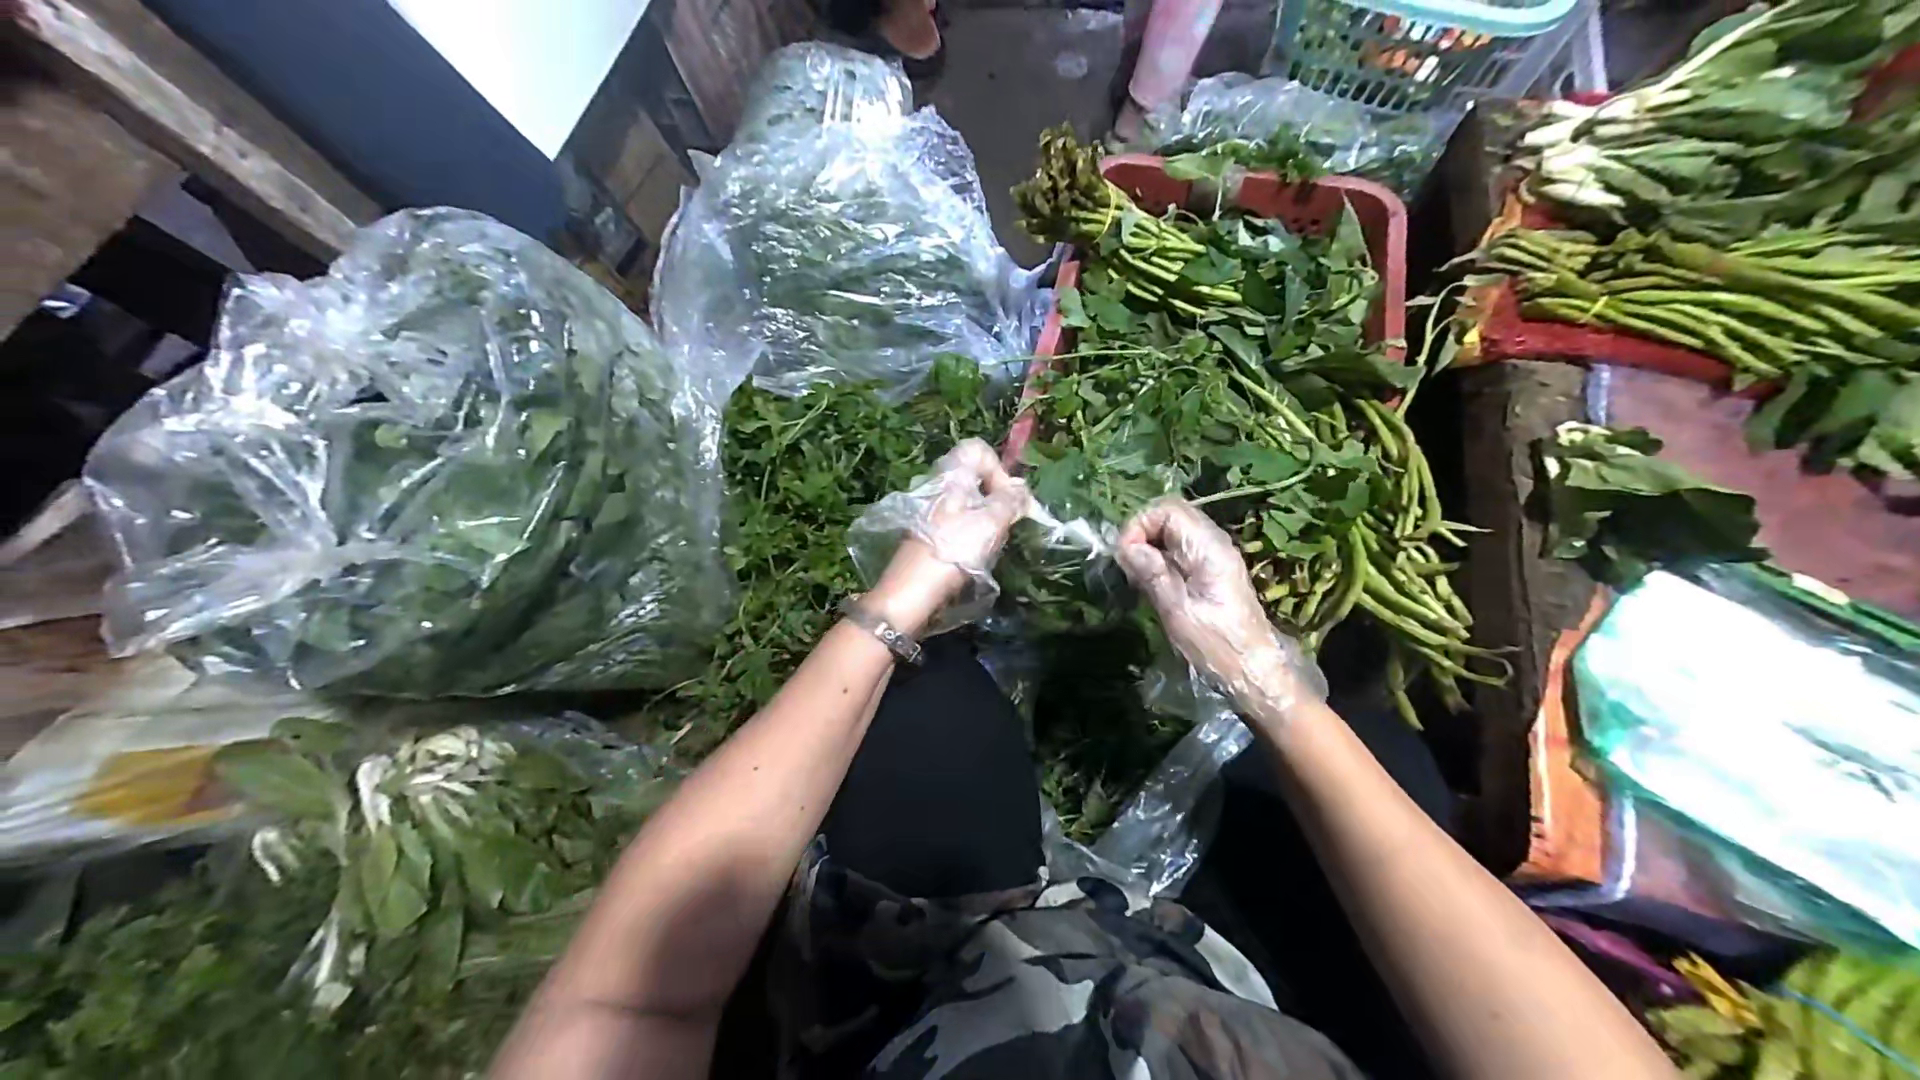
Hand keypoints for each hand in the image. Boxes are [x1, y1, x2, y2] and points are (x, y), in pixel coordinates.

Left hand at [865, 439, 1028, 633]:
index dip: (999, 469)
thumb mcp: (990, 523)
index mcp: (950, 475)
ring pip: (969, 501)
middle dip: (997, 497)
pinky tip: (974, 554)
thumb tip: (1022, 489)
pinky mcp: (928, 532)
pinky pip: (958, 521)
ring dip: (987, 518)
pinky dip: (972, 531)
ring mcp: (931, 510)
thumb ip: (1011, 501)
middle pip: (975, 476)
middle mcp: (937, 486)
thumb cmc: (952, 551)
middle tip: (1005, 524)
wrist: (910, 592)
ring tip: (991, 543)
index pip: (978, 449)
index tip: (1007, 498)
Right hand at [1117, 498, 1322, 719]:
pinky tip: (1151, 582)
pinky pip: (1178, 548)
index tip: (1125, 555)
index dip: (1140, 524)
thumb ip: (1152, 574)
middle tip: (1127, 564)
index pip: (1168, 510)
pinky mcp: (1209, 570)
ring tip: (1136, 574)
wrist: (1255, 671)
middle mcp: (1214, 543)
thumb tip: (1126, 546)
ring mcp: (1213, 556)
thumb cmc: (1218, 646)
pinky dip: (1159, 557)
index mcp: (1209, 549)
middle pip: (1170, 515)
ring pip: (1172, 531)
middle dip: (1141, 532)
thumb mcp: (1178, 612)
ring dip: (1148, 545)